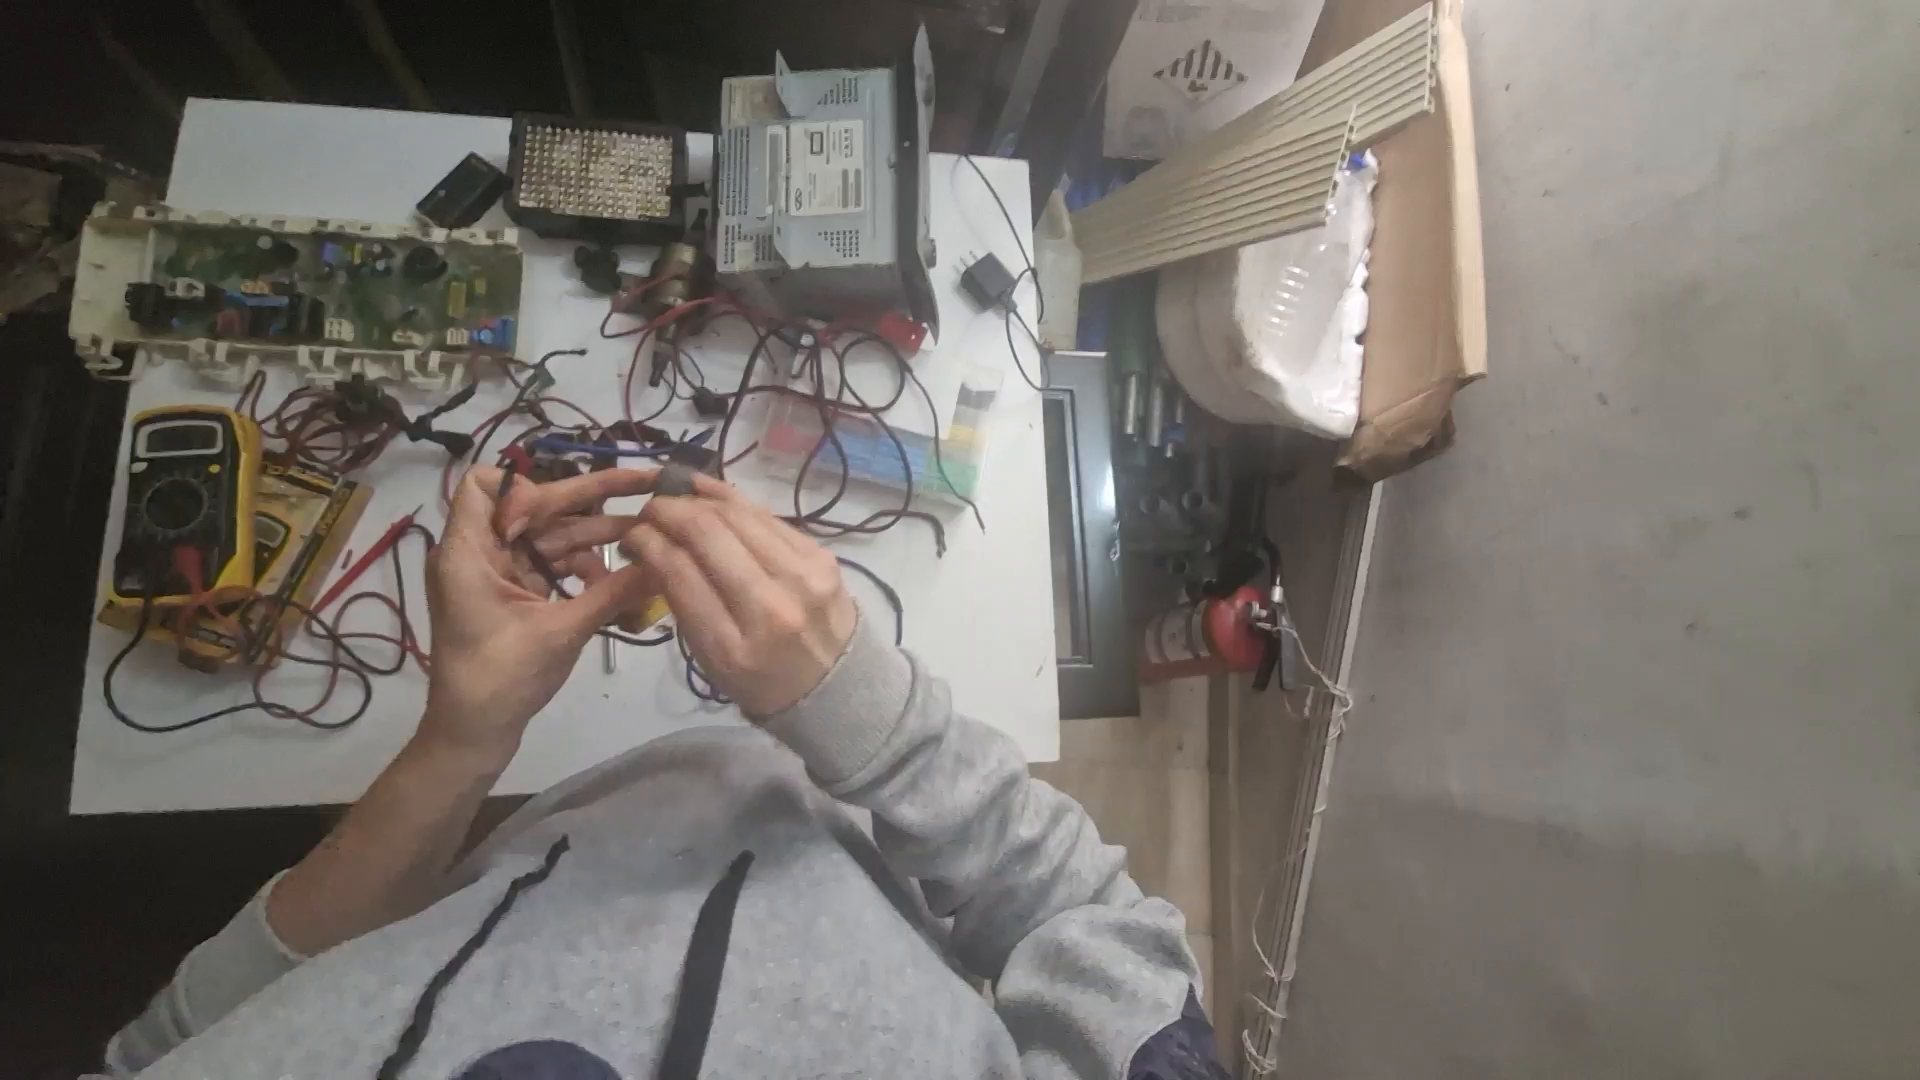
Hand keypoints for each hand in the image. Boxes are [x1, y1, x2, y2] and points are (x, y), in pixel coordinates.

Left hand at [419, 465, 656, 758]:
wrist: (475, 733)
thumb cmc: (501, 680)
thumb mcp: (562, 631)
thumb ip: (613, 592)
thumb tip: (666, 561)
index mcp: (470, 553)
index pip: (483, 486)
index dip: (526, 488)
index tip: (565, 513)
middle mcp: (484, 553)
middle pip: (538, 507)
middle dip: (593, 499)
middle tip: (650, 484)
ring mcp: (504, 573)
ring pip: (556, 537)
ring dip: (600, 542)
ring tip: (649, 547)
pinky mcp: (521, 593)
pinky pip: (559, 565)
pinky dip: (589, 570)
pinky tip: (621, 584)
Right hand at [622, 473, 855, 716]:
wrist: (835, 684)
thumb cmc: (762, 678)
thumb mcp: (711, 660)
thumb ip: (682, 604)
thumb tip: (654, 544)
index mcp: (733, 647)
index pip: (680, 573)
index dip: (649, 542)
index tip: (633, 533)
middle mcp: (772, 607)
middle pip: (709, 535)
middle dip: (670, 511)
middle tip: (650, 508)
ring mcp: (804, 576)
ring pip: (740, 516)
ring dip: (701, 499)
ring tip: (678, 495)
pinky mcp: (823, 556)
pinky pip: (770, 517)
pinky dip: (736, 501)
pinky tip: (711, 493)